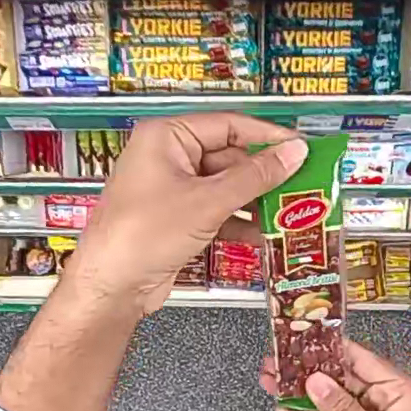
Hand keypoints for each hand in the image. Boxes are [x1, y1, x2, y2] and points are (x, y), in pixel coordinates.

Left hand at [67, 113, 306, 313]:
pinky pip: (216, 212)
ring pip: (225, 188)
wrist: (113, 285)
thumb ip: (255, 177)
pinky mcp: (177, 219)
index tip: (297, 148)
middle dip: (262, 176)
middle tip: (298, 185)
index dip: (266, 137)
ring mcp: (172, 190)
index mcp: (167, 137)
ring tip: (287, 212)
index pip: (228, 125)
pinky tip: (262, 234)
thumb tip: (292, 154)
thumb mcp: (207, 201)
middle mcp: (168, 158)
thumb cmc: (141, 234)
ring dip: (254, 202)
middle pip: (229, 157)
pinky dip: (237, 222)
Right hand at [260, 339, 410, 410]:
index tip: (300, 337)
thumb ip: (344, 410)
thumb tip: (314, 380)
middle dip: (307, 369)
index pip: (360, 359)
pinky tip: (284, 409)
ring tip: (270, 380)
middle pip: (339, 376)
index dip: (329, 347)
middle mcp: (380, 399)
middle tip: (275, 361)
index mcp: (398, 391)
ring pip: (328, 397)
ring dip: (300, 391)